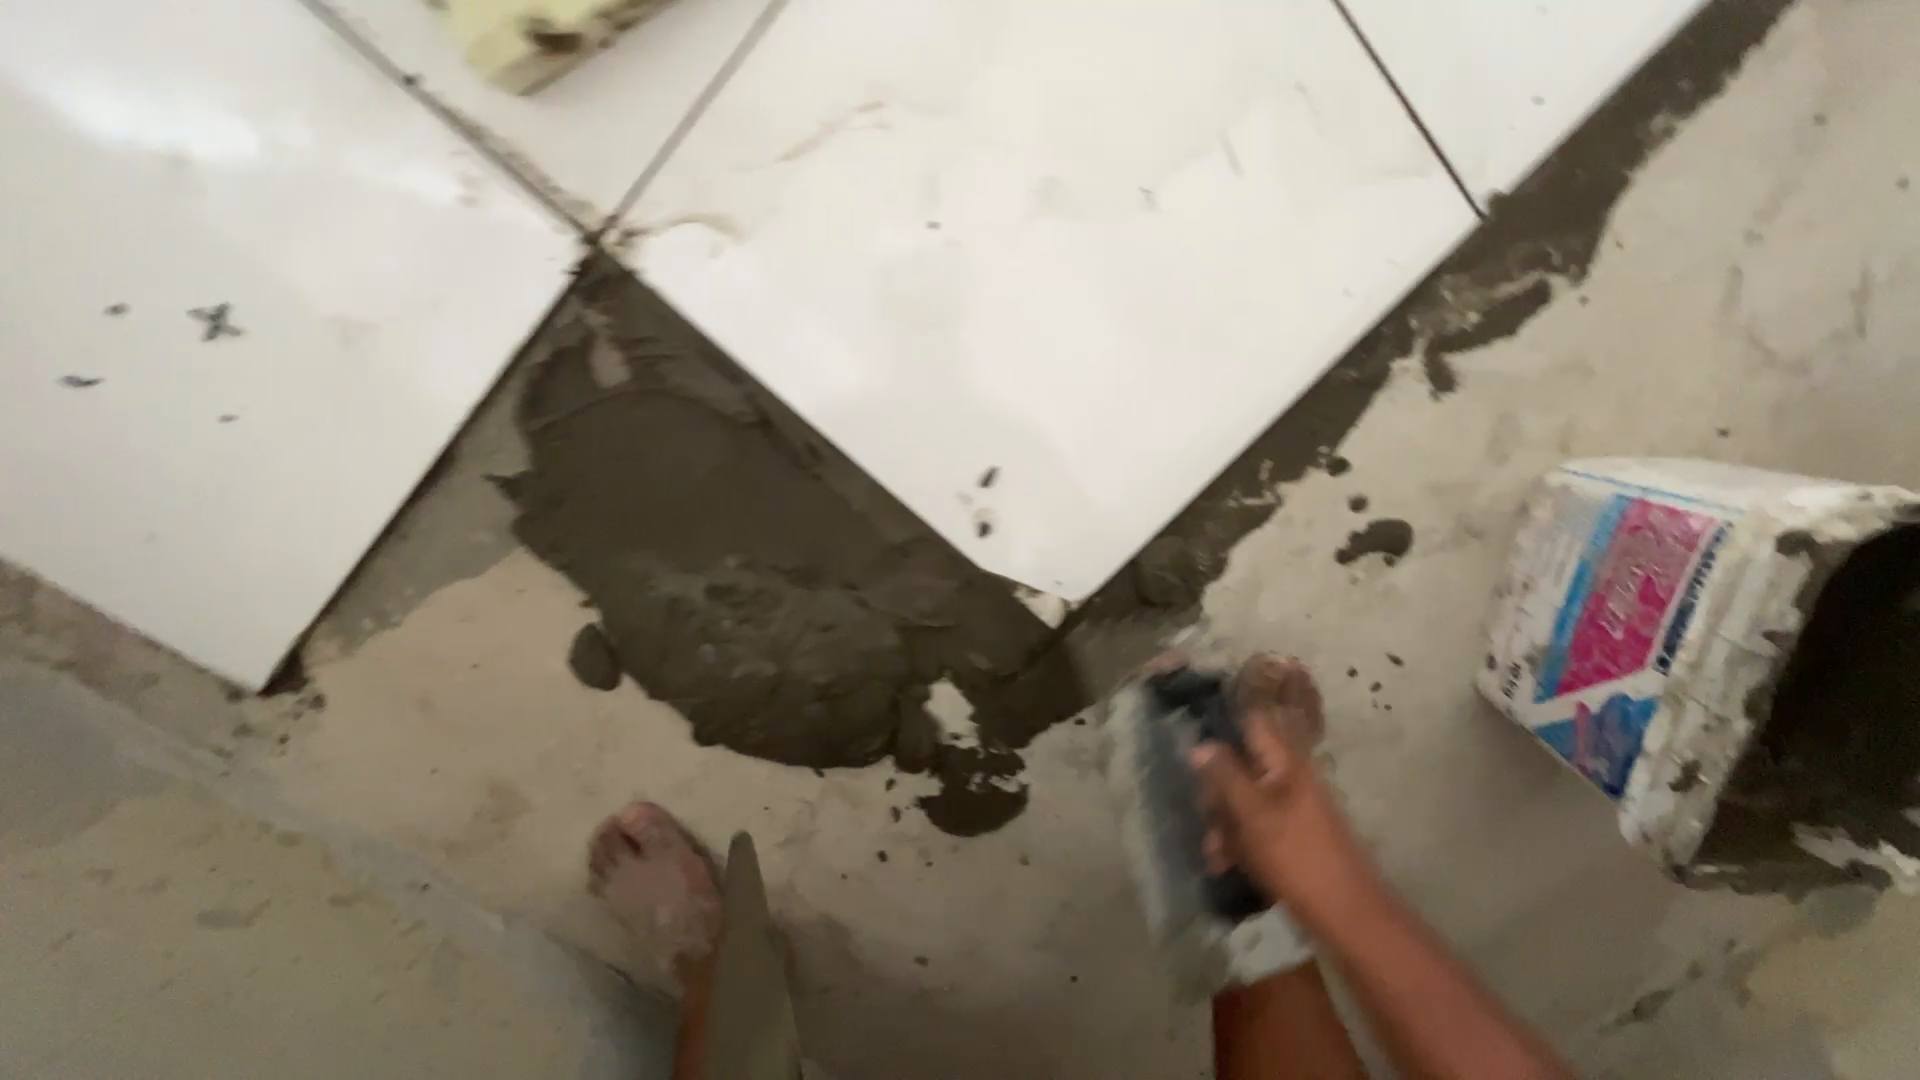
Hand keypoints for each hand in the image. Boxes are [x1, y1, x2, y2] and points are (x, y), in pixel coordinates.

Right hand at [1190, 656, 1375, 923]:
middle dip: (1216, 793)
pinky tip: (1225, 867)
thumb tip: (1200, 744)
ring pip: (1243, 803)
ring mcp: (1290, 810)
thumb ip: (1225, 775)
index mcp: (1286, 764)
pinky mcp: (1289, 839)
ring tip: (1216, 854)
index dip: (1223, 725)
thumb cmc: (1297, 856)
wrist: (1347, 915)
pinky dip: (1238, 845)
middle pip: (1240, 767)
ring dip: (1224, 825)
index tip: (1192, 736)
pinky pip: (1254, 830)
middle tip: (1205, 815)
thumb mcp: (1253, 813)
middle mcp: (1289, 780)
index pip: (1252, 724)